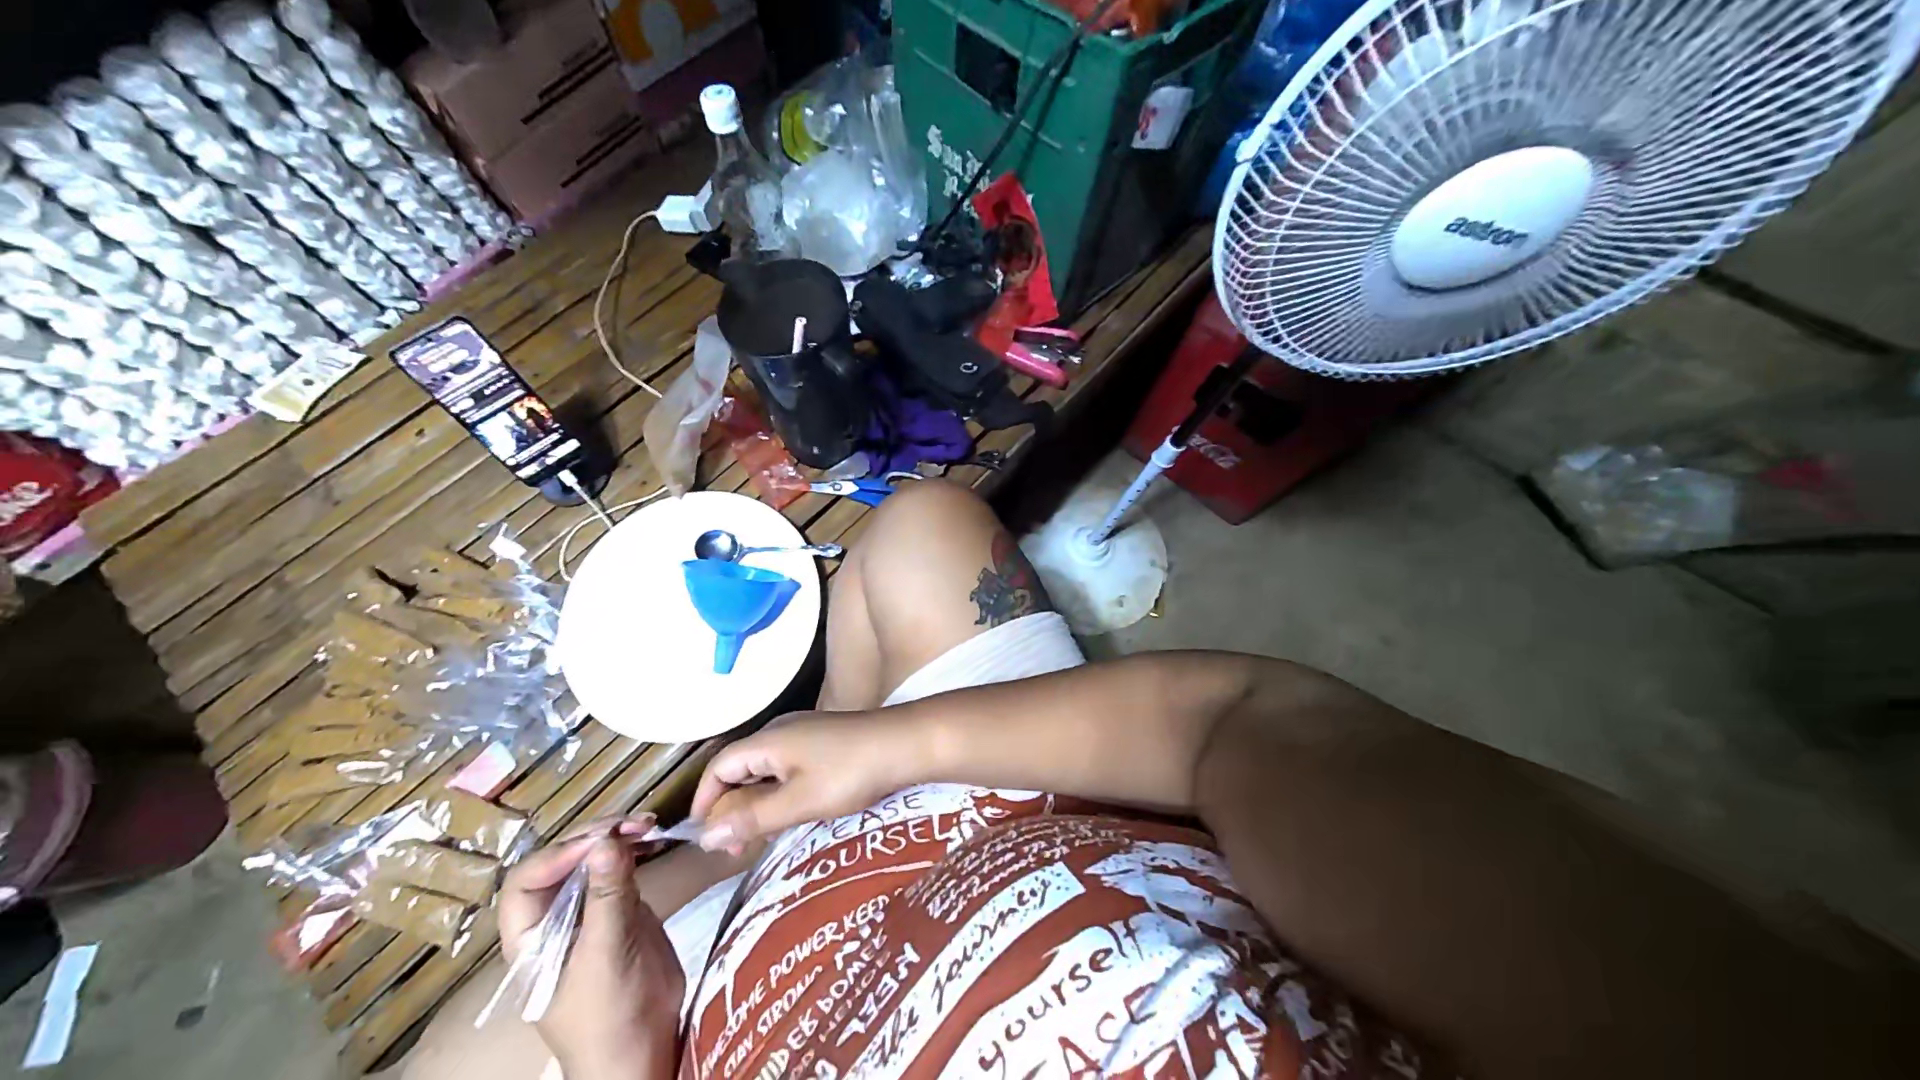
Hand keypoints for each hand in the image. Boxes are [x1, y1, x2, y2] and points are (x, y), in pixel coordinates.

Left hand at [497, 814, 682, 1079]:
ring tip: (649, 824)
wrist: (643, 1050)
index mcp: (531, 936)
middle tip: (634, 824)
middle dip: (596, 837)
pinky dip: (636, 849)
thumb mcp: (607, 953)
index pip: (528, 881)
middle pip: (563, 863)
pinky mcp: (620, 909)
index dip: (560, 855)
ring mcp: (588, 912)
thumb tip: (607, 841)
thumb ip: (607, 896)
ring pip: (593, 860)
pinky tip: (654, 838)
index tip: (602, 841)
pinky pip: (621, 870)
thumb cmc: (609, 1013)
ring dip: (619, 837)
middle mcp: (554, 918)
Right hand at [691, 709, 924, 850]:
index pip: (719, 765)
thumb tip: (704, 836)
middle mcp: (781, 732)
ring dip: (757, 802)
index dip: (705, 800)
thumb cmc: (850, 773)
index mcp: (768, 740)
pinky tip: (791, 815)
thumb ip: (752, 818)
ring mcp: (804, 735)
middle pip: (740, 767)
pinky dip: (779, 792)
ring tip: (760, 837)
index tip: (705, 836)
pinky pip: (787, 768)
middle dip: (731, 806)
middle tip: (736, 846)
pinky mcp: (824, 743)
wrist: (905, 745)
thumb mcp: (799, 801)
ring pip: (766, 770)